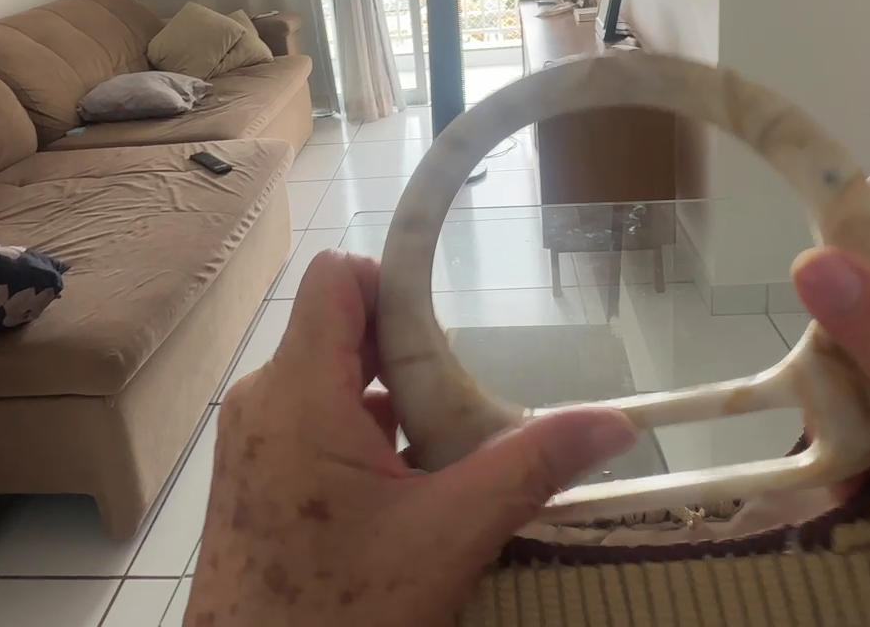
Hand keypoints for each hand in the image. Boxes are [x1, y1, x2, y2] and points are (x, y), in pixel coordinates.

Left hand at [185, 251, 636, 626]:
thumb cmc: (341, 615)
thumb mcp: (447, 536)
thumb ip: (530, 466)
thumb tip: (615, 424)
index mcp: (300, 390)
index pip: (335, 276)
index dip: (390, 279)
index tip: (441, 325)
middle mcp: (266, 395)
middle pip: (340, 322)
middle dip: (404, 347)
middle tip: (455, 399)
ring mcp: (254, 433)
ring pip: (329, 370)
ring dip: (386, 392)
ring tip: (435, 446)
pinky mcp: (254, 467)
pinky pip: (311, 410)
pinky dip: (358, 424)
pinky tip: (399, 481)